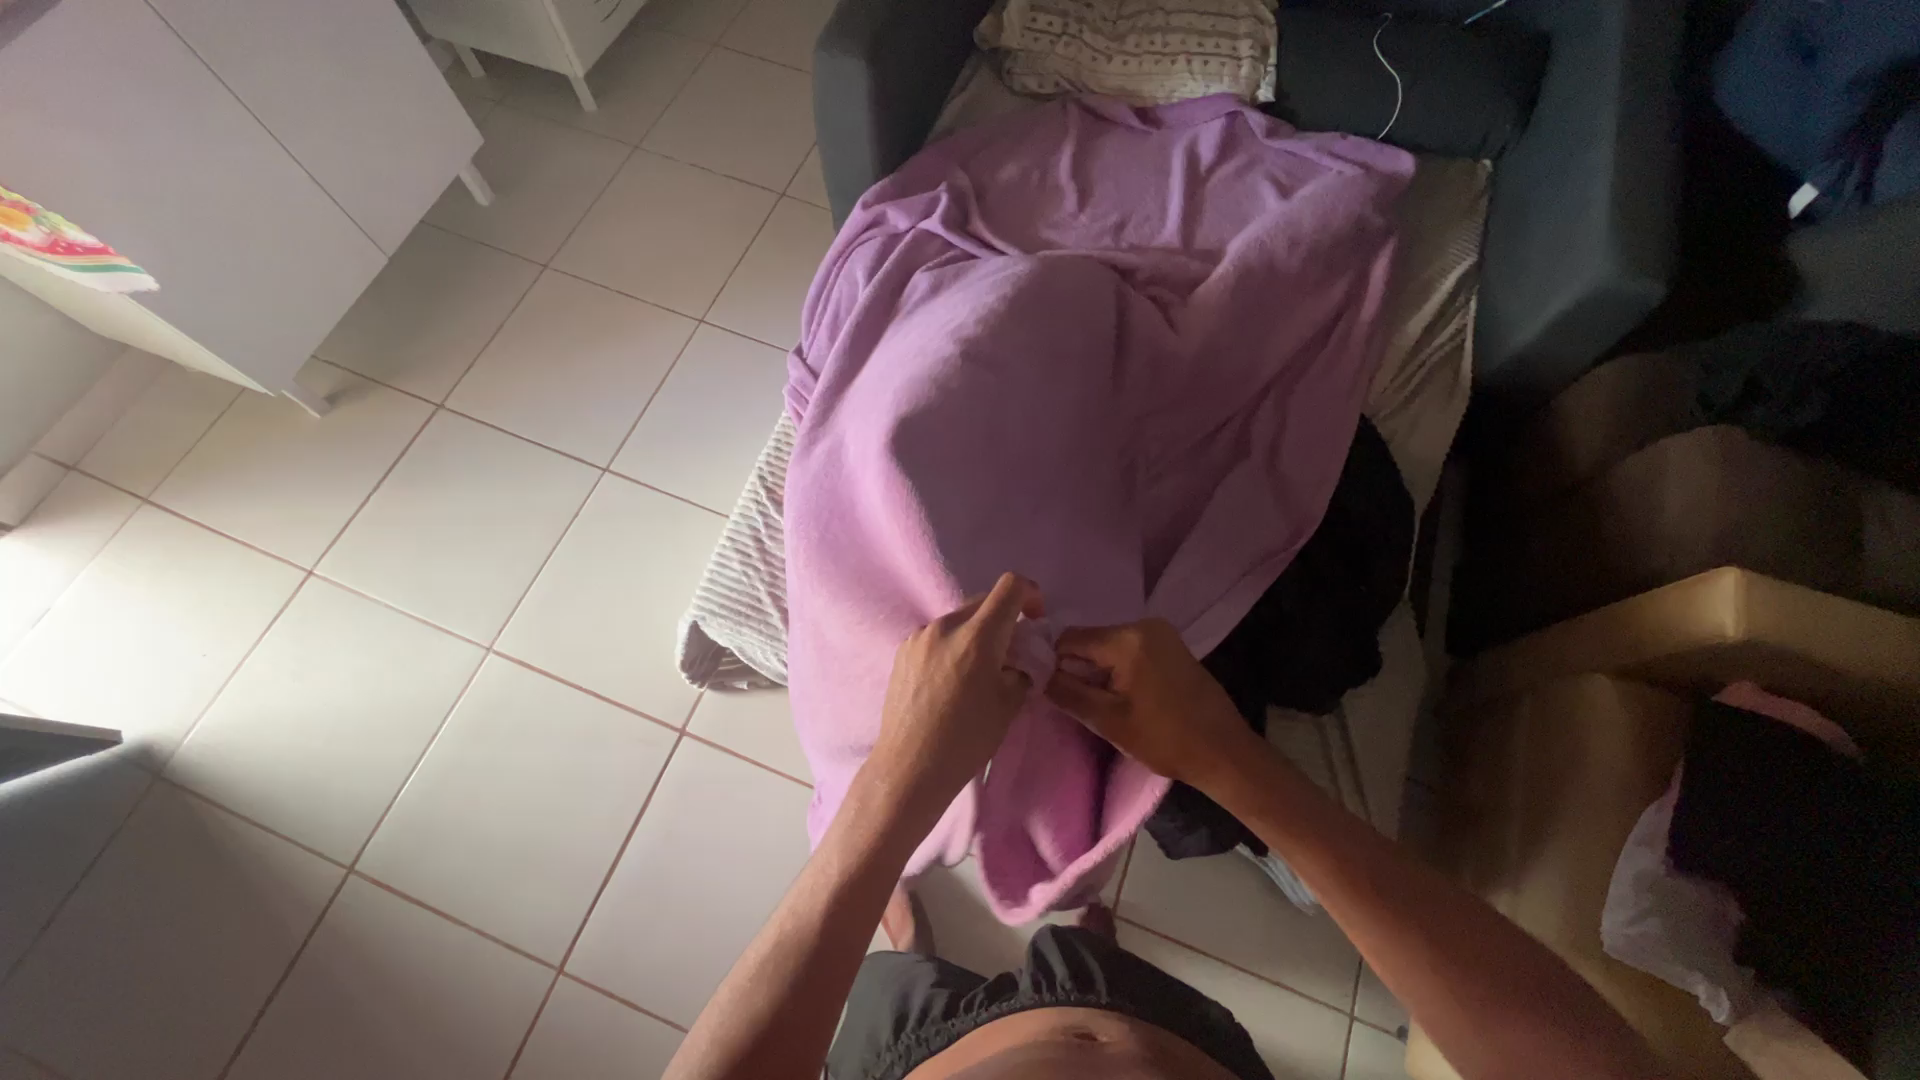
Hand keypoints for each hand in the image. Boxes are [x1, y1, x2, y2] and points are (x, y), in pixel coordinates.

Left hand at [866, 573, 1045, 816]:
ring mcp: (919, 637)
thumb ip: (1022, 668)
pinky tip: (950, 683)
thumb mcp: (1009, 704)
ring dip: (976, 635)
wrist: (910, 767)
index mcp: (977, 636)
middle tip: (1010, 655)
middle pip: (983, 602)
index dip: (1031, 594)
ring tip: (977, 674)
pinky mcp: (902, 651)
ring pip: (958, 620)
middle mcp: (945, 626)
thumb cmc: (966, 739)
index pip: (1010, 587)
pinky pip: (936, 637)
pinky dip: (952, 647)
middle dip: (1003, 619)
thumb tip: (1021, 657)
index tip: (1035, 620)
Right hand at [1045, 618, 1263, 788]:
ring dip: (1098, 671)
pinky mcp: (1171, 646)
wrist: (1224, 752)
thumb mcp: (1108, 720)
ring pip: (1108, 647)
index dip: (1053, 663)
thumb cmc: (1165, 739)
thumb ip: (1068, 693)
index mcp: (1127, 639)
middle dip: (1078, 669)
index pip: (1069, 639)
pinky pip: (1129, 650)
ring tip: (1101, 704)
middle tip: (1076, 703)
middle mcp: (1143, 625)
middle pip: (1090, 641)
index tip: (1051, 691)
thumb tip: (1038, 674)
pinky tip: (1123, 698)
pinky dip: (1118, 670)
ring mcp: (1161, 634)